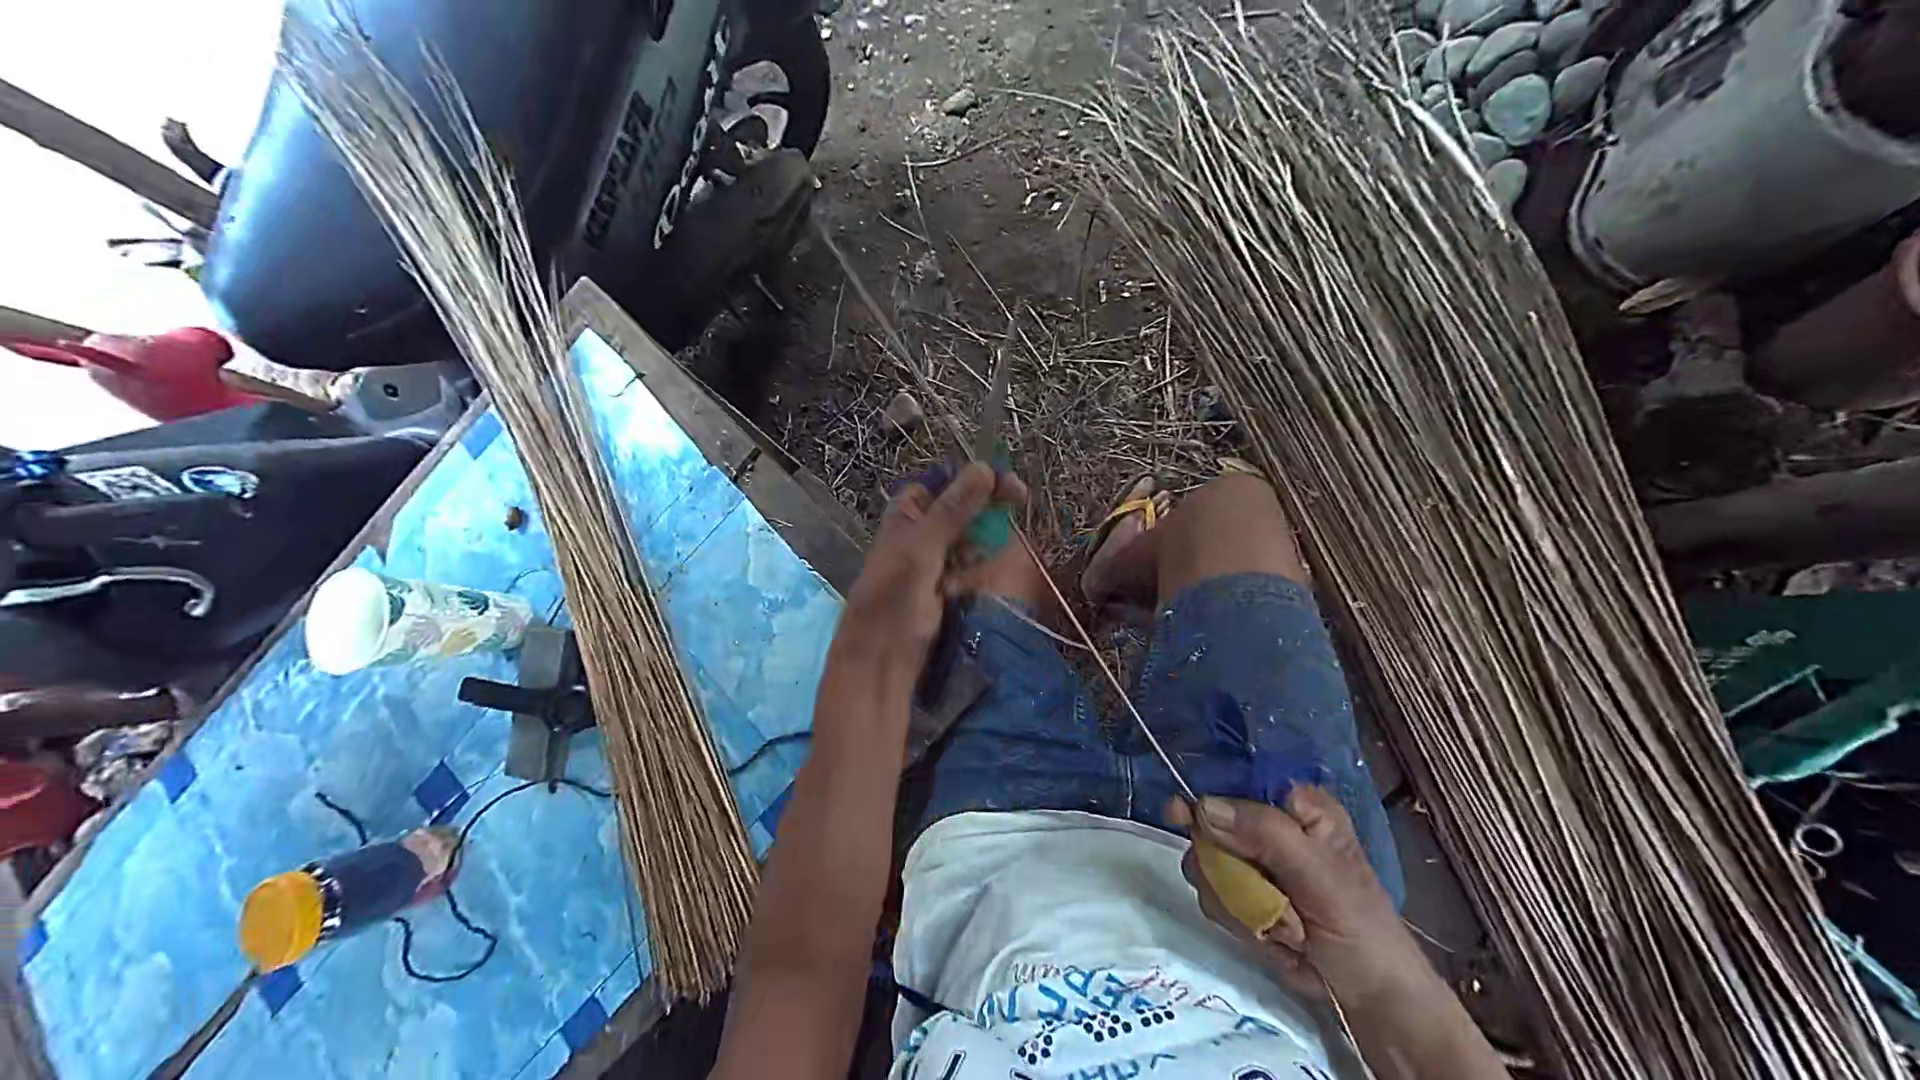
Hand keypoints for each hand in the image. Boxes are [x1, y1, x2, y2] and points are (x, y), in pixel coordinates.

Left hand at [833, 463, 1023, 673]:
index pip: (950, 482)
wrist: (882, 658)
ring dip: (982, 548)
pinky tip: (966, 587)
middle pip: (966, 510)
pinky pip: (974, 567)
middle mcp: (924, 530)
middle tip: (1014, 514)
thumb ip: (953, 509)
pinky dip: (977, 572)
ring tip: (967, 573)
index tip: (1013, 487)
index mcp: (909, 512)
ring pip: (974, 539)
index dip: (979, 481)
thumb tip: (984, 468)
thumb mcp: (922, 548)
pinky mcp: (950, 585)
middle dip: (987, 515)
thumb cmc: (893, 598)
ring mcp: (938, 559)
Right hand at [1169, 789, 1431, 1003]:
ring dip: (1234, 901)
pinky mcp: (1242, 894)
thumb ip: (1266, 834)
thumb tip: (1203, 807)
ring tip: (1280, 928)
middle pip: (1209, 823)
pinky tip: (1270, 938)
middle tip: (1251, 894)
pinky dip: (1236, 920)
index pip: (1236, 780)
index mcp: (1297, 806)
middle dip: (1224, 867)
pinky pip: (1211, 894)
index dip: (1206, 796)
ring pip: (1204, 862)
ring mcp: (1253, 861)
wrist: (1371, 1001)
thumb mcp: (1322, 876)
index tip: (1180, 815)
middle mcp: (1270, 825)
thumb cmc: (1361, 930)